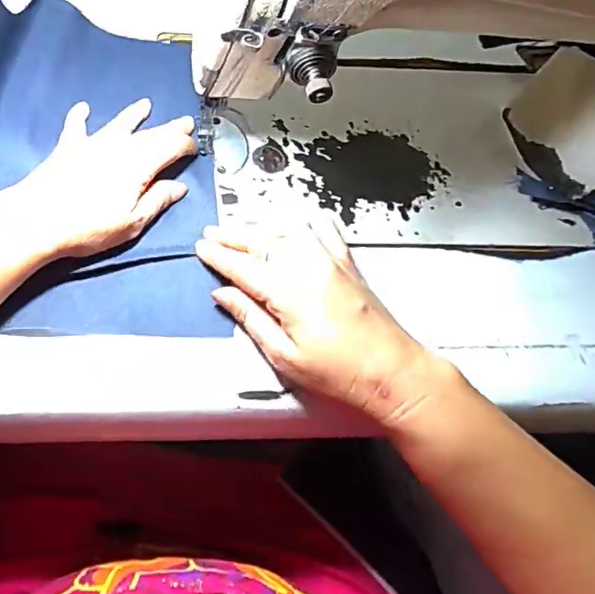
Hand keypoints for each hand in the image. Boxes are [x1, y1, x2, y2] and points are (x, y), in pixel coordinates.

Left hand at [0, 99, 197, 261]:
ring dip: (134, 114)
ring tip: (145, 105)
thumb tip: (176, 188)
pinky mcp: (68, 148)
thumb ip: (157, 200)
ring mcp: (92, 144)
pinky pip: (77, 126)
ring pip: (120, 124)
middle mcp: (119, 147)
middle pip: (151, 133)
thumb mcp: (132, 221)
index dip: (186, 145)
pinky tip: (83, 108)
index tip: (193, 148)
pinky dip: (81, 116)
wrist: (39, 219)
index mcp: (140, 164)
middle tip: (183, 122)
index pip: (172, 147)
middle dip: (170, 128)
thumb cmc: (87, 226)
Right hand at [195, 219, 466, 429]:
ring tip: (243, 227)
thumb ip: (250, 319)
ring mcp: (331, 262)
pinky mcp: (348, 263)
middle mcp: (309, 268)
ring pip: (288, 230)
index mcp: (288, 292)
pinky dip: (305, 222)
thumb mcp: (284, 356)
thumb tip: (224, 295)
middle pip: (261, 241)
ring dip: (261, 226)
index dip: (218, 255)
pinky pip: (324, 230)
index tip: (202, 248)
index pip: (242, 266)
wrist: (392, 371)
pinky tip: (296, 221)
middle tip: (213, 233)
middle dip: (233, 235)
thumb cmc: (342, 372)